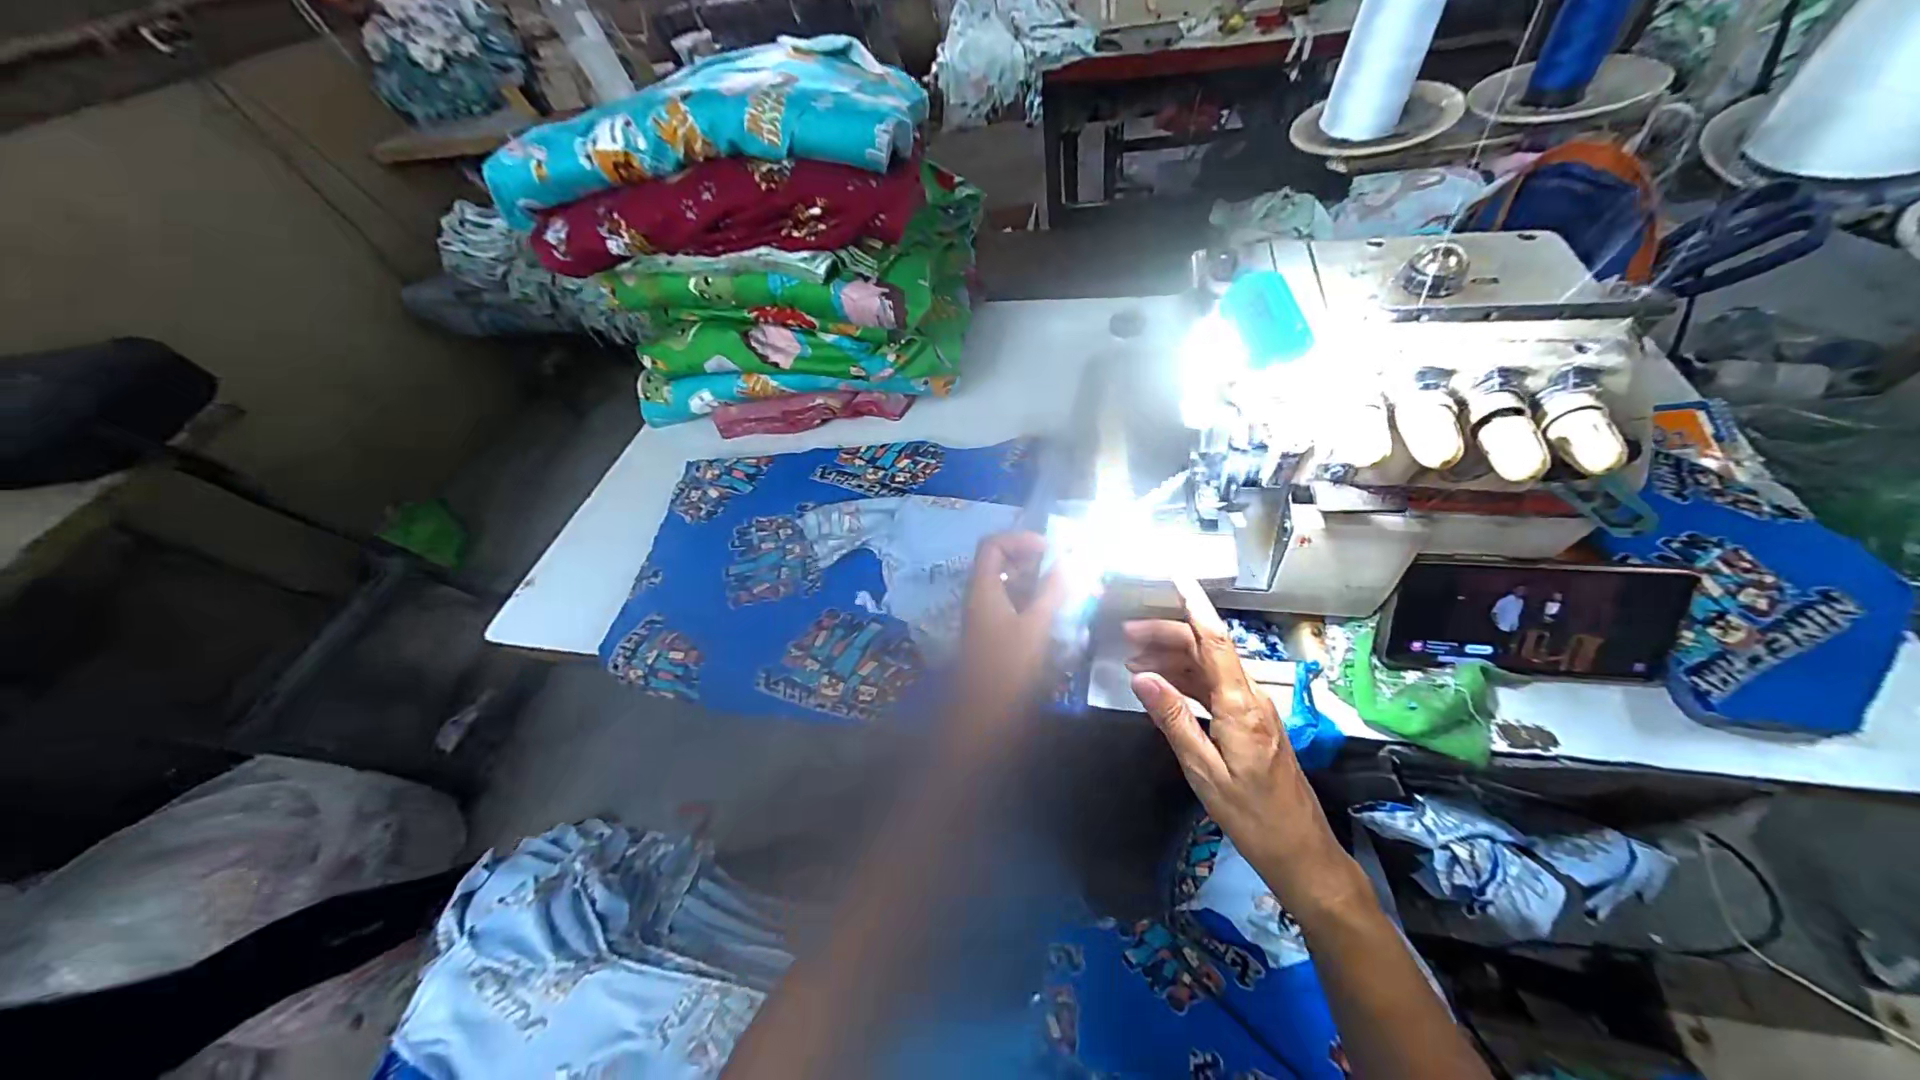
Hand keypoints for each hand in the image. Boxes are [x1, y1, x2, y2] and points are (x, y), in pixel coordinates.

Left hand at [948, 532, 1067, 749]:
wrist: (982, 718)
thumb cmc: (1007, 668)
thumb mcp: (1036, 626)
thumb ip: (1053, 590)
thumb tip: (1070, 560)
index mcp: (984, 589)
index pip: (993, 545)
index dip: (1022, 540)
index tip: (1053, 550)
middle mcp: (982, 599)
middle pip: (1005, 565)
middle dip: (1040, 564)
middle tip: (1073, 573)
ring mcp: (988, 619)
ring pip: (1014, 589)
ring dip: (1043, 586)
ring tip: (1077, 595)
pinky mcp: (998, 638)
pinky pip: (1018, 610)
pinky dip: (1040, 607)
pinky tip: (1066, 619)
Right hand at [1125, 579, 1361, 914]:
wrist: (1299, 849)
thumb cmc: (1251, 815)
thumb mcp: (1203, 770)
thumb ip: (1173, 719)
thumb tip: (1141, 679)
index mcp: (1240, 706)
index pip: (1216, 641)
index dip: (1195, 604)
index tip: (1177, 576)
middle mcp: (1251, 697)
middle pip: (1207, 649)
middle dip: (1167, 636)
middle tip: (1126, 637)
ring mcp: (1254, 708)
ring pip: (1209, 667)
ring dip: (1173, 659)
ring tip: (1134, 661)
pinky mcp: (1251, 720)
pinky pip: (1215, 687)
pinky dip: (1186, 680)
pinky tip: (1161, 685)